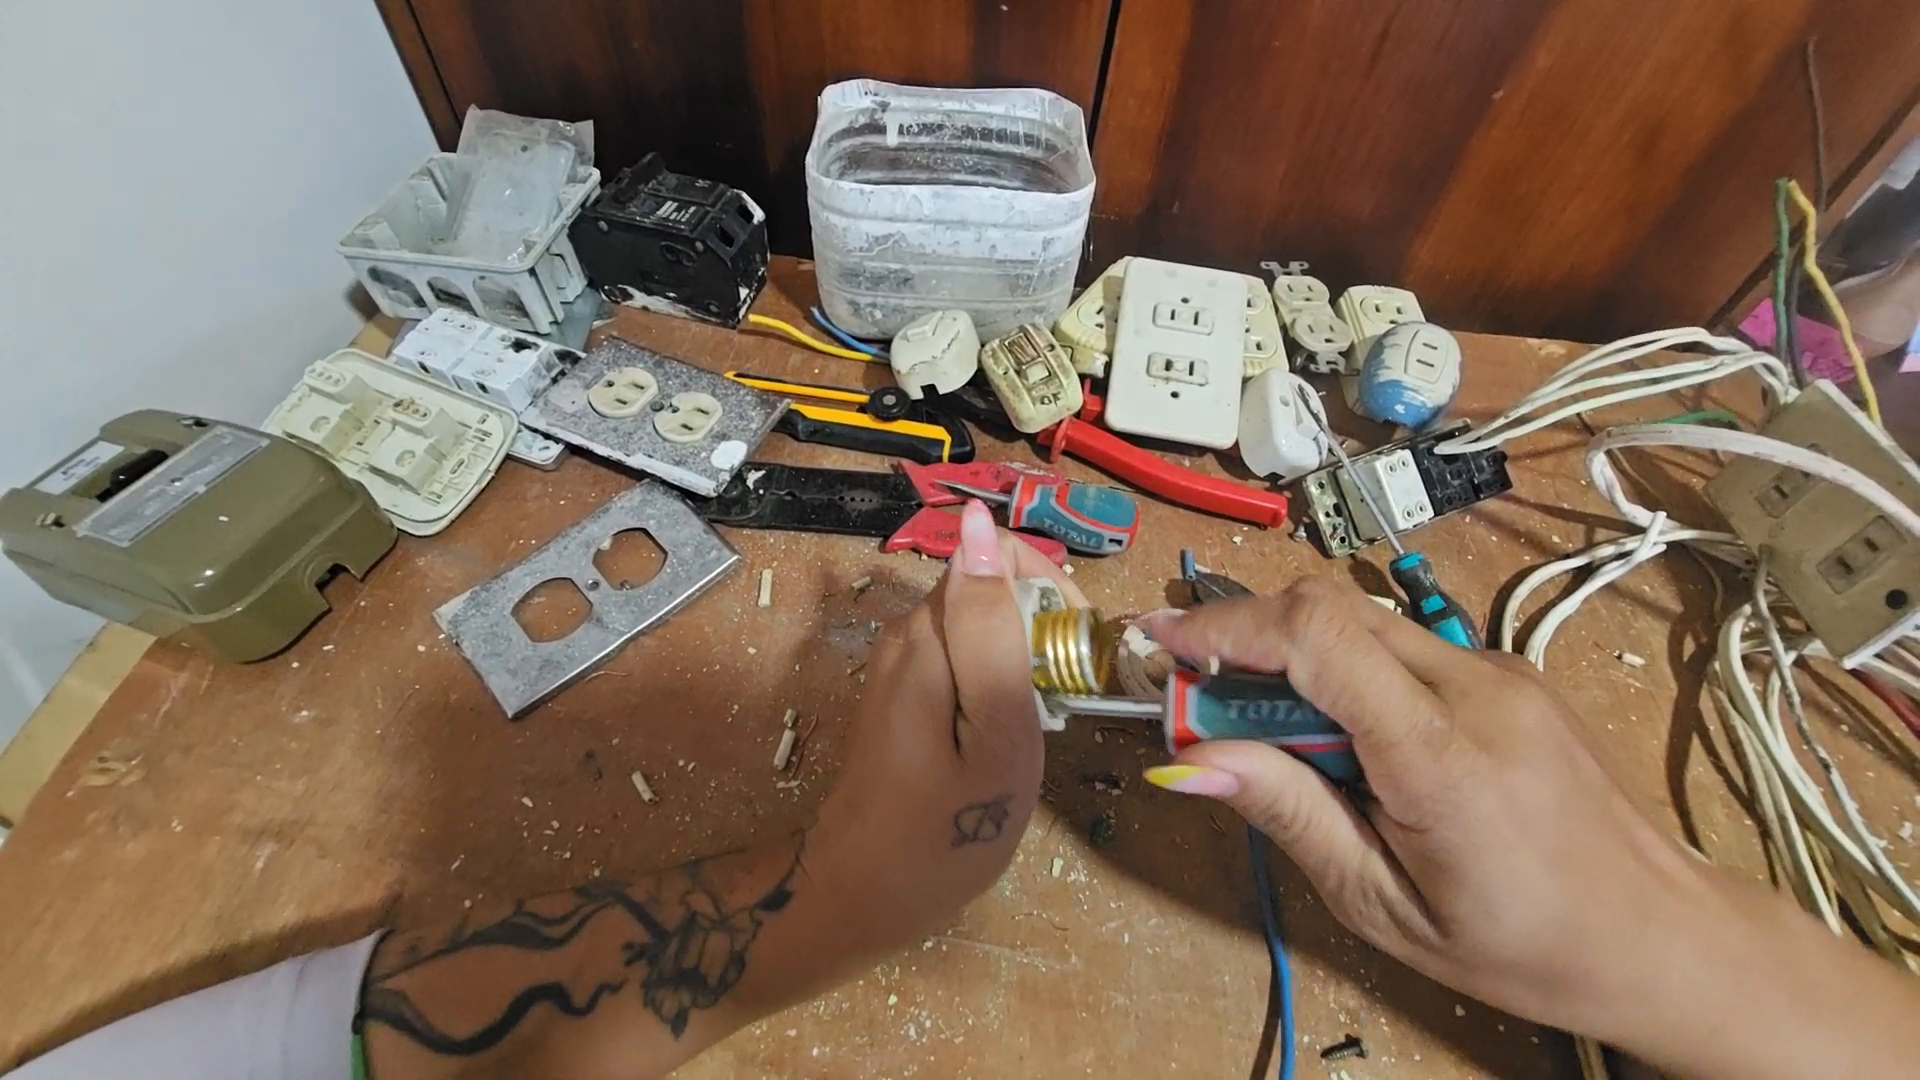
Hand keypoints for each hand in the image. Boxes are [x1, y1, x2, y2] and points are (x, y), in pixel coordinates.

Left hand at [806, 500, 1084, 956]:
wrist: (859, 896)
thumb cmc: (942, 831)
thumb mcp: (993, 733)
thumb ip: (995, 629)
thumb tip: (981, 525)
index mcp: (930, 633)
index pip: (994, 552)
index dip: (1047, 586)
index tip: (1072, 647)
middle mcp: (908, 632)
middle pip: (990, 586)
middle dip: (1039, 626)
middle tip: (1058, 699)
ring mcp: (901, 661)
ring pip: (982, 622)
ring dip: (1023, 655)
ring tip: (1038, 719)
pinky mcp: (904, 688)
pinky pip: (964, 656)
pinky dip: (999, 680)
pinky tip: (1006, 729)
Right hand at [1140, 577, 1711, 1041]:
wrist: (1673, 939)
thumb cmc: (1525, 945)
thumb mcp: (1381, 903)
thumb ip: (1286, 814)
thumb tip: (1188, 762)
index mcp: (1443, 753)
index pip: (1316, 637)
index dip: (1224, 626)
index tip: (1161, 639)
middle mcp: (1474, 685)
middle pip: (1324, 606)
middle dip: (1239, 633)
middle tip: (1191, 685)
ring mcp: (1494, 668)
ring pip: (1352, 616)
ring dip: (1280, 648)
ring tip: (1249, 713)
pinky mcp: (1497, 668)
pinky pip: (1387, 641)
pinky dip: (1328, 662)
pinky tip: (1324, 722)